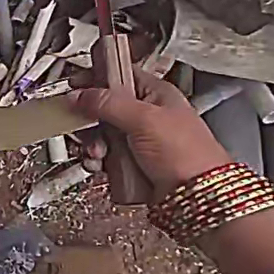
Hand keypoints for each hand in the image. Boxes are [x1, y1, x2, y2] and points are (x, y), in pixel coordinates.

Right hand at [71, 71, 232, 191]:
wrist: (198, 197)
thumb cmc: (187, 154)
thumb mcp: (144, 119)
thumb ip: (108, 103)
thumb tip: (79, 94)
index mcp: (155, 94)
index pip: (119, 75)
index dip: (96, 79)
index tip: (74, 86)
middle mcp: (147, 116)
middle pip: (104, 108)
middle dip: (90, 120)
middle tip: (85, 128)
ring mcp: (139, 141)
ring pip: (102, 135)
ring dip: (93, 144)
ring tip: (98, 153)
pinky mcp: (133, 165)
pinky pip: (106, 158)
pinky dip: (98, 161)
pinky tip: (98, 166)